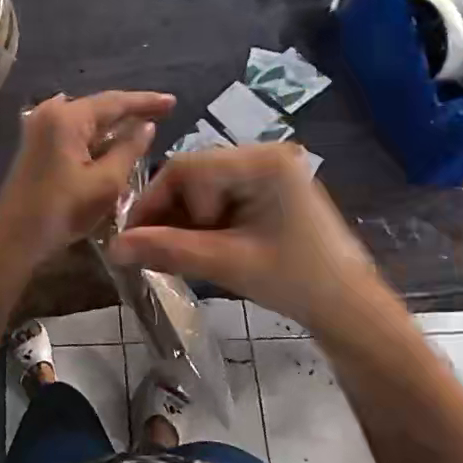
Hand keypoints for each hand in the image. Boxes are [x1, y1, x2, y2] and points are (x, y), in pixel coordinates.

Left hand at [0, 90, 174, 265]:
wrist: (15, 240)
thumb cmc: (63, 211)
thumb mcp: (106, 182)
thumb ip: (130, 149)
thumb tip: (147, 126)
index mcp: (67, 117)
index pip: (115, 101)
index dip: (146, 102)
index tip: (172, 101)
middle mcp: (50, 113)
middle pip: (100, 107)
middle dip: (131, 111)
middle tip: (164, 111)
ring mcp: (40, 129)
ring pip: (88, 122)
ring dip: (115, 125)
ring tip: (145, 124)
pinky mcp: (37, 146)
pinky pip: (76, 134)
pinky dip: (98, 138)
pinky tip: (116, 142)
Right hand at [109, 144, 386, 332]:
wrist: (348, 307)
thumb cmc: (296, 282)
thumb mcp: (227, 263)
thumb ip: (168, 250)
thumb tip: (113, 248)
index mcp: (262, 161)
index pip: (187, 168)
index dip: (153, 203)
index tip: (133, 240)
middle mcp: (266, 155)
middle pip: (195, 176)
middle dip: (170, 214)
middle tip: (152, 251)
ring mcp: (270, 173)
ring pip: (205, 189)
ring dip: (185, 221)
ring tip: (174, 254)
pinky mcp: (270, 191)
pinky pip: (223, 198)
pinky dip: (205, 224)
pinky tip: (197, 248)